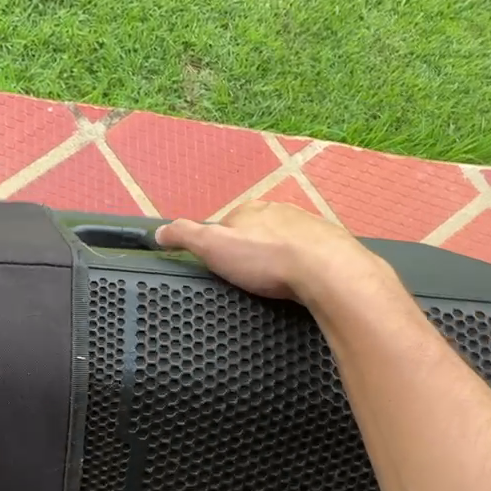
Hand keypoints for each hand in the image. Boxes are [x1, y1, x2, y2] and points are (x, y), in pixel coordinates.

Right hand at [154, 200, 396, 310]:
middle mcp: (280, 210)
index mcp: (249, 210)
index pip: (227, 222)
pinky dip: (302, 264)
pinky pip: (310, 252)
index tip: (219, 264)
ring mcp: (308, 225)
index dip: (219, 242)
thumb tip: (158, 231)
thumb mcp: (212, 246)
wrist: (327, 270)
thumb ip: (184, 236)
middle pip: (258, 229)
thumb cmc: (264, 259)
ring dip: (279, 255)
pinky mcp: (331, 243)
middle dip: (252, 249)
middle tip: (247, 276)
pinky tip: (301, 281)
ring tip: (275, 281)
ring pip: (285, 239)